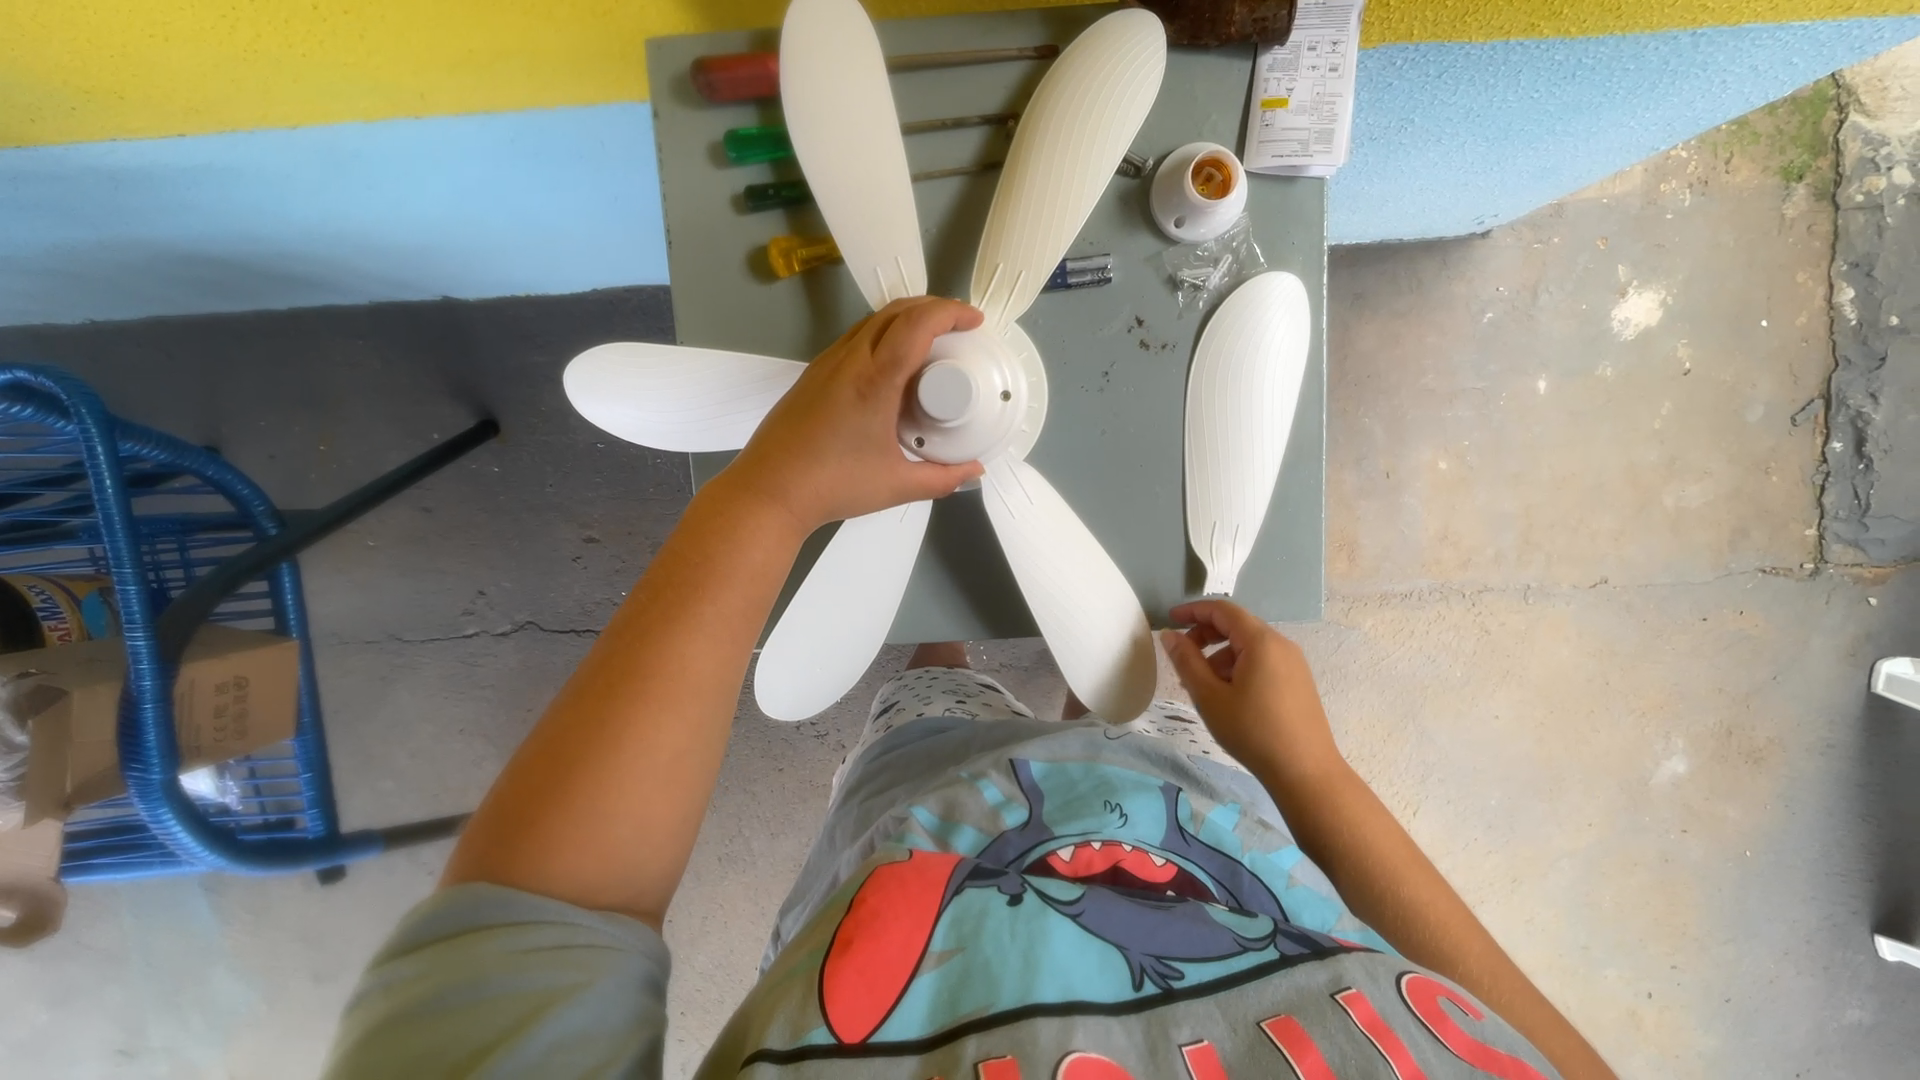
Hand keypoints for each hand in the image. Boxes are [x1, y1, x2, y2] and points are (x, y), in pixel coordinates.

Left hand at [716, 296, 985, 531]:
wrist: (767, 491)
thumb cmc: (833, 486)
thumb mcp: (896, 486)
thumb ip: (942, 479)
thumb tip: (974, 471)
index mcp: (875, 379)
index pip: (917, 324)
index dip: (950, 313)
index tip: (974, 321)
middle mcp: (849, 360)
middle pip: (896, 311)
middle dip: (932, 308)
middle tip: (959, 328)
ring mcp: (826, 363)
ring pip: (872, 321)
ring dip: (906, 320)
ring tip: (931, 343)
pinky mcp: (812, 374)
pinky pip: (855, 338)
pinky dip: (883, 335)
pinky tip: (894, 365)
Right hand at [1160, 599, 1344, 784]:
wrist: (1304, 772)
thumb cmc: (1252, 731)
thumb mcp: (1209, 696)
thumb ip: (1187, 661)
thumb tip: (1169, 635)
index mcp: (1261, 641)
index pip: (1223, 610)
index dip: (1193, 611)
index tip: (1169, 620)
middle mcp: (1281, 644)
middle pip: (1237, 625)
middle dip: (1205, 635)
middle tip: (1182, 657)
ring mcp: (1293, 663)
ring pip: (1249, 646)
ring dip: (1220, 655)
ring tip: (1202, 687)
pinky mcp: (1297, 681)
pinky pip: (1262, 661)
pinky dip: (1239, 667)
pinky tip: (1228, 696)